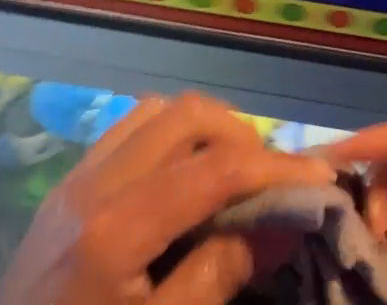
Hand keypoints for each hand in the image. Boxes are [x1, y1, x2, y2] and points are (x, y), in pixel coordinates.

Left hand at [0, 92, 334, 304]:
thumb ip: (218, 274)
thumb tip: (279, 223)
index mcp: (115, 228)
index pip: (213, 169)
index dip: (275, 167)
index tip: (319, 177)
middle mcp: (93, 182)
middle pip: (184, 115)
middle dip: (239, 135)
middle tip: (269, 178)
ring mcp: (74, 177)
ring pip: (155, 112)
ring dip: (204, 129)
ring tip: (231, 173)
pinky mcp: (66, 185)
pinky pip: (127, 131)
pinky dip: (170, 138)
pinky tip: (184, 178)